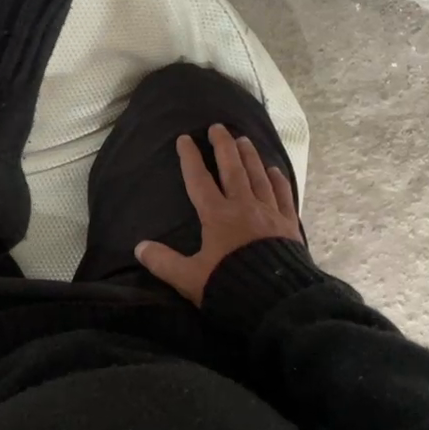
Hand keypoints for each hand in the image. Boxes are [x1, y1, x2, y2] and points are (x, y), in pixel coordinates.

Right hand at [135, 124, 301, 306]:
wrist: (278, 302)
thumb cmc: (230, 286)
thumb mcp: (189, 279)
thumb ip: (163, 262)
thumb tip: (139, 247)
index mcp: (217, 216)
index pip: (199, 179)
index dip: (190, 158)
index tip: (184, 138)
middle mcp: (243, 207)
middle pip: (232, 169)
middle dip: (223, 146)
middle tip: (218, 127)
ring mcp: (269, 214)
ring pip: (258, 177)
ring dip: (250, 156)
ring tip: (244, 140)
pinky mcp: (289, 226)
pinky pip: (284, 196)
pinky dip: (278, 181)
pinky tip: (275, 170)